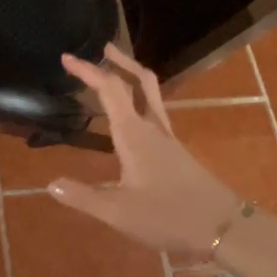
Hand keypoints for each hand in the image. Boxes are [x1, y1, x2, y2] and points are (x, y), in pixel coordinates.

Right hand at [47, 45, 244, 258]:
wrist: (225, 228)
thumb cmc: (170, 216)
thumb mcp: (120, 213)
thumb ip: (84, 197)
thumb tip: (51, 184)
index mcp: (134, 134)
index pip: (109, 89)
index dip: (88, 71)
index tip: (66, 58)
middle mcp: (152, 127)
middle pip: (139, 80)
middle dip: (120, 61)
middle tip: (103, 48)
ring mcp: (168, 138)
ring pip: (151, 94)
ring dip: (132, 76)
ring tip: (117, 72)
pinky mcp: (177, 152)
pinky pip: (156, 112)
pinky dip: (141, 100)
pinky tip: (133, 118)